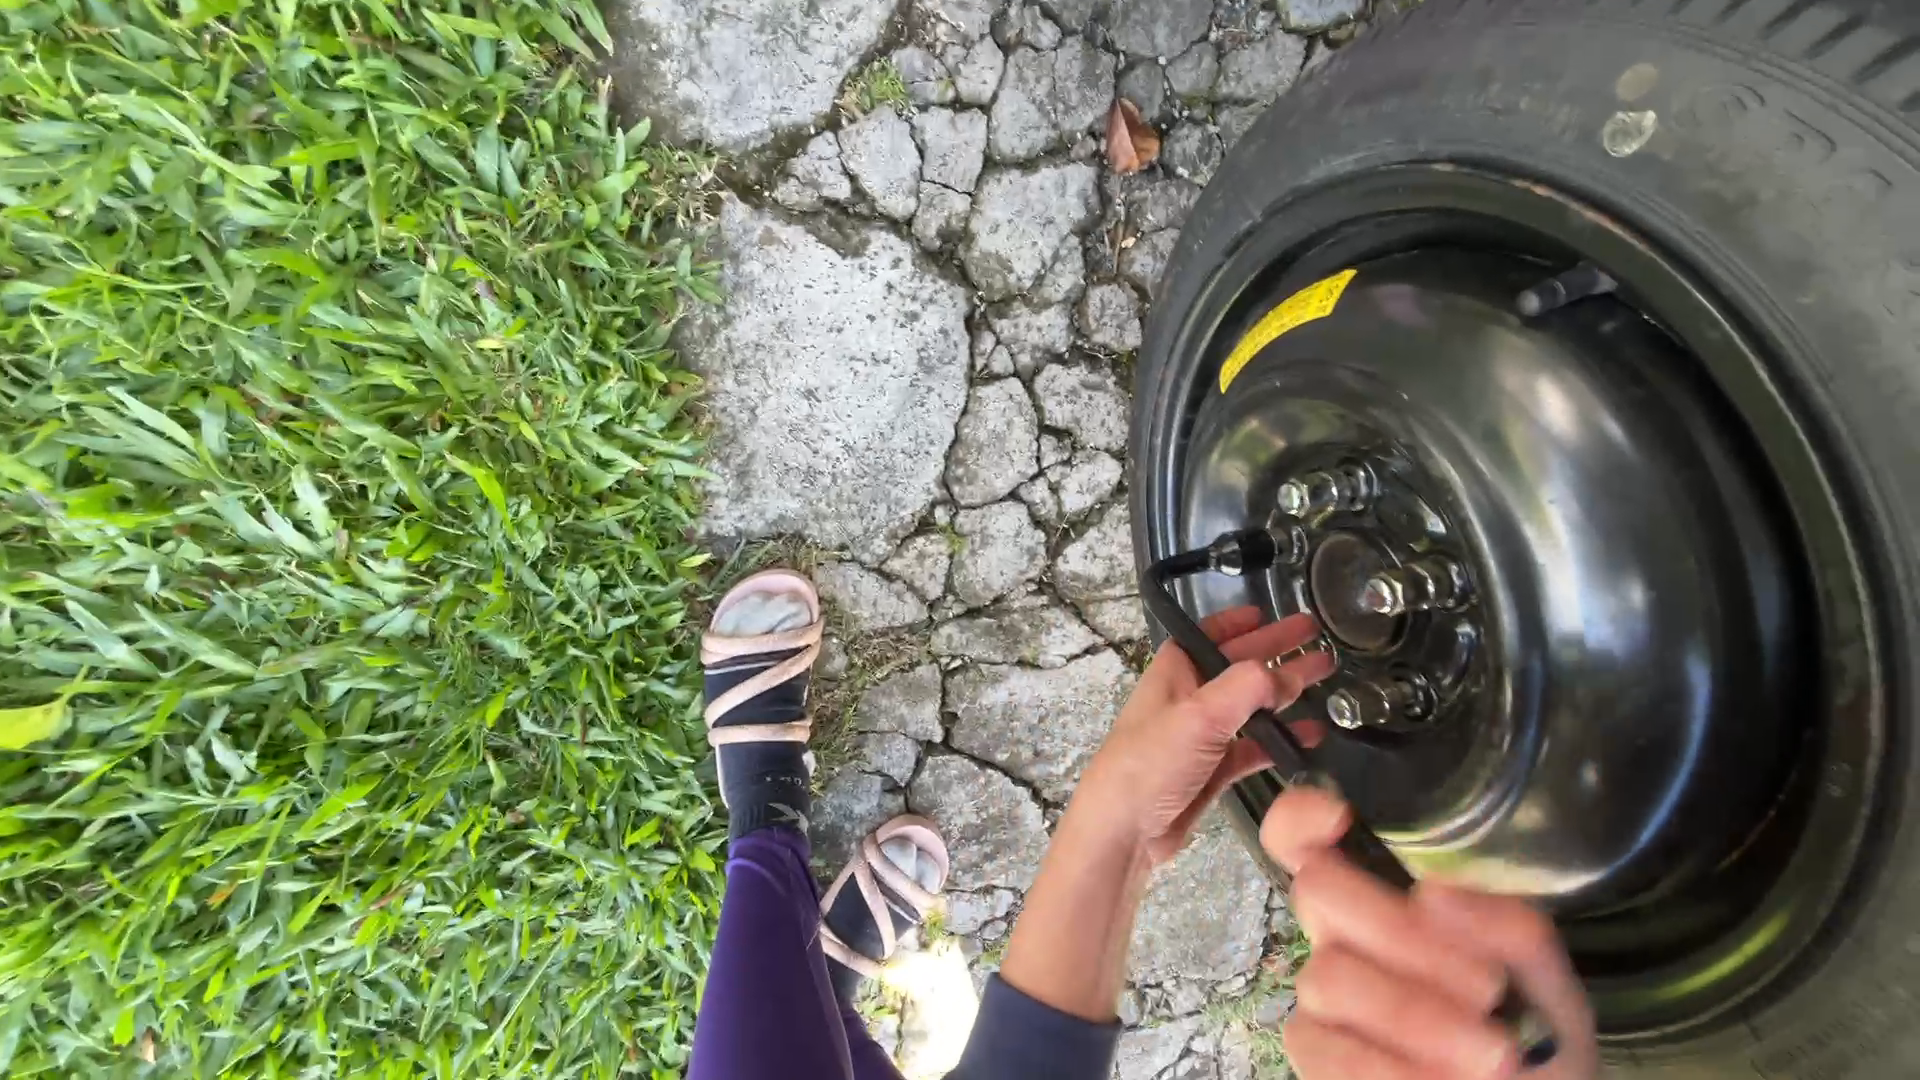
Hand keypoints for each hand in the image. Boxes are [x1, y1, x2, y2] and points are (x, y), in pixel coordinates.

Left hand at [1069, 606, 1335, 864]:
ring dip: (1285, 693)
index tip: (1267, 612)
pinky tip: (1311, 735)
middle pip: (1238, 666)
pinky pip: (1253, 747)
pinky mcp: (1212, 769)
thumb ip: (1244, 688)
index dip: (1237, 622)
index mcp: (1174, 671)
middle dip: (1276, 651)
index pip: (1208, 635)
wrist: (1126, 829)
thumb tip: (1281, 674)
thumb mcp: (1198, 715)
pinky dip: (1280, 740)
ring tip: (1324, 678)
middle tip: (1318, 641)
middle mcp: (1187, 697)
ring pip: (1250, 706)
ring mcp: (1200, 734)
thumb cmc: (1150, 761)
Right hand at [1263, 788, 1600, 1079]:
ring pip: (1331, 975)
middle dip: (1398, 931)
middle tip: (1486, 987)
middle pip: (1317, 890)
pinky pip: (1325, 1049)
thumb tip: (1431, 892)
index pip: (1302, 840)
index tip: (1339, 816)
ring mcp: (1320, 995)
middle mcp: (1337, 935)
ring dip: (1416, 1015)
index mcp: (1377, 899)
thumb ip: (1507, 930)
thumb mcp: (1544, 982)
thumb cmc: (1532, 1040)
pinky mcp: (1314, 1054)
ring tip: (1495, 1053)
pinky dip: (1391, 1070)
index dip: (1299, 816)